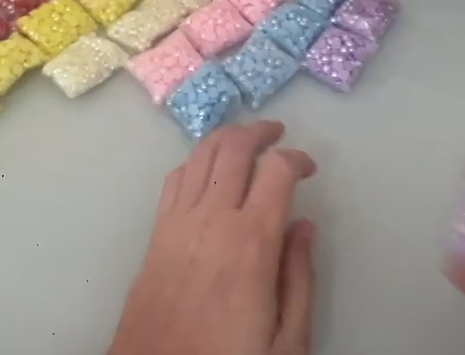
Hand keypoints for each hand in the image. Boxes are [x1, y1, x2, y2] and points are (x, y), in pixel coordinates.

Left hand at [109, 121, 317, 354]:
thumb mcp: (286, 344)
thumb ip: (300, 279)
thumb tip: (304, 227)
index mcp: (252, 244)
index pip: (277, 170)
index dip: (297, 158)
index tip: (308, 168)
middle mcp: (213, 219)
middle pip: (235, 146)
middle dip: (260, 131)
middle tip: (277, 134)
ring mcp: (179, 222)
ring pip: (202, 153)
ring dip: (227, 136)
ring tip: (246, 139)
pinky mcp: (156, 233)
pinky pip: (177, 177)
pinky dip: (197, 161)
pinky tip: (209, 170)